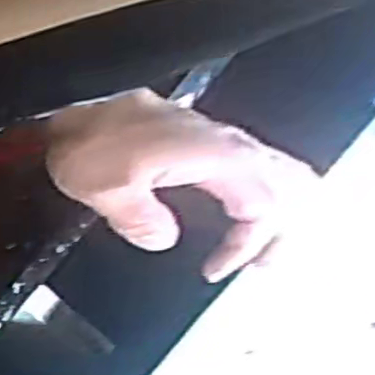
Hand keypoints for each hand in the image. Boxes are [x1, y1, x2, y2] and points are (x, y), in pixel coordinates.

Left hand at [45, 89, 318, 281]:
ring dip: (277, 210)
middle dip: (282, 231)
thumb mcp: (109, 191)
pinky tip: (235, 208)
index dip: (245, 246)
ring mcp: (221, 141)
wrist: (82, 104)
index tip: (214, 271)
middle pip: (292, 191)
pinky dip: (255, 193)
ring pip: (279, 176)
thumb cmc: (95, 140)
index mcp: (224, 161)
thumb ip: (140, 220)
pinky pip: (252, 167)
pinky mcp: (202, 140)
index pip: (263, 212)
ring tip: (257, 242)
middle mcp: (235, 148)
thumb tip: (162, 242)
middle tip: (263, 263)